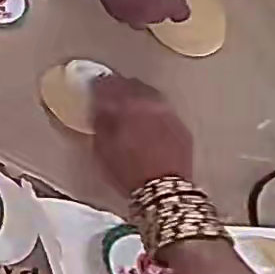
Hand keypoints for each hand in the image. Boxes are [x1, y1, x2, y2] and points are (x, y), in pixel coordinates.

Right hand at [91, 73, 194, 192]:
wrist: (163, 189)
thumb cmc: (126, 171)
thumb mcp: (102, 147)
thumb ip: (100, 122)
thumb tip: (100, 108)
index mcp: (126, 106)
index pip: (109, 85)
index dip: (99, 84)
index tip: (94, 86)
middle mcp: (149, 103)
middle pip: (132, 85)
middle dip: (119, 87)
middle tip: (110, 94)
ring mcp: (168, 113)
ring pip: (150, 94)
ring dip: (138, 96)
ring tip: (129, 106)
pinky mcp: (180, 126)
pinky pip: (163, 110)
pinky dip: (152, 110)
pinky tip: (147, 121)